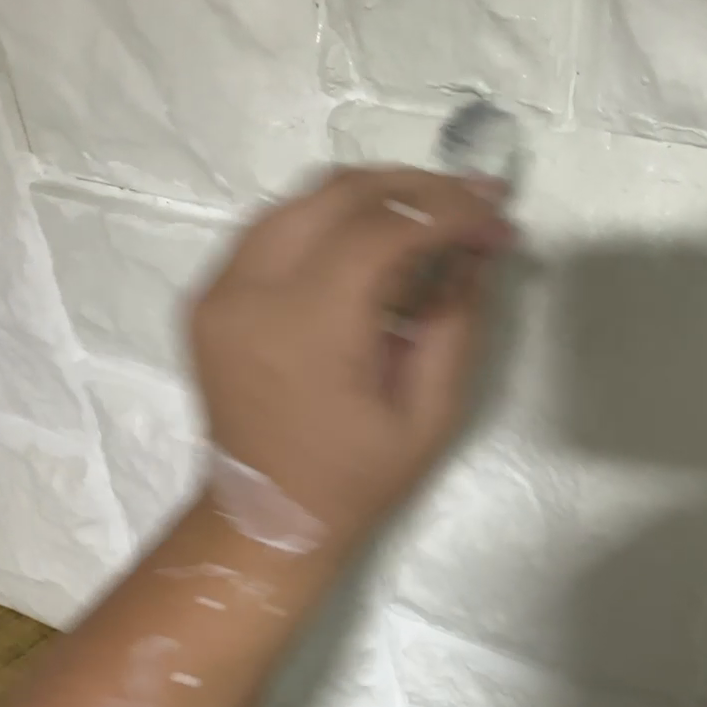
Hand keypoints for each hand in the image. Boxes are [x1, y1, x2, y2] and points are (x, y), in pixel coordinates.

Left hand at [189, 166, 513, 555]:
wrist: (265, 518)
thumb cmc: (356, 479)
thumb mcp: (430, 414)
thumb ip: (456, 323)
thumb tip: (476, 252)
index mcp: (307, 330)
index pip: (381, 229)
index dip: (447, 211)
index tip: (496, 217)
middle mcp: (249, 291)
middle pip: (339, 193)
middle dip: (418, 188)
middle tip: (475, 200)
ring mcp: (219, 289)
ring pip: (303, 199)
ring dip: (377, 196)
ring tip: (434, 215)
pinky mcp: (210, 295)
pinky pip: (276, 228)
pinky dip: (334, 221)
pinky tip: (376, 242)